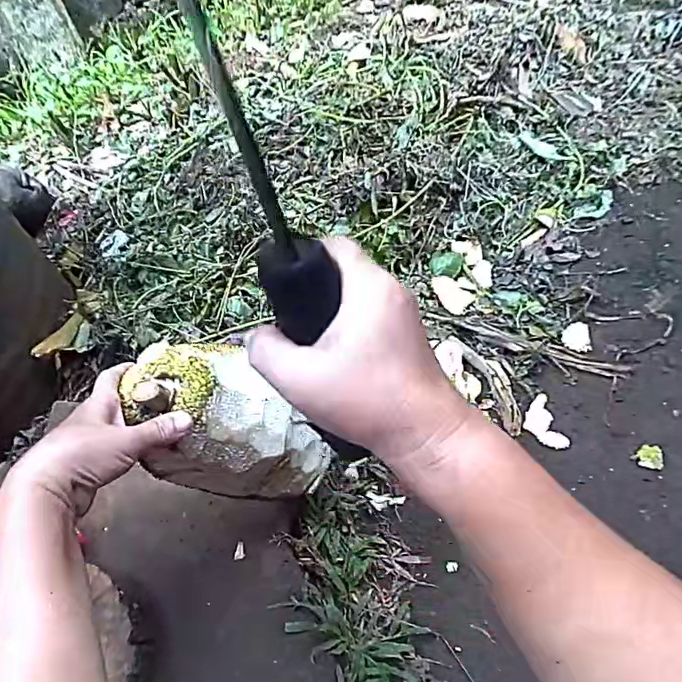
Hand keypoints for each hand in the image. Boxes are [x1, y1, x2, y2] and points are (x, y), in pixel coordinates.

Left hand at [5, 363, 190, 517]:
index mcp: (97, 404)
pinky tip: (143, 456)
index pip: (111, 377)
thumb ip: (157, 431)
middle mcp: (91, 419)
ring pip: (116, 429)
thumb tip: (185, 419)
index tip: (145, 367)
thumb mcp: (126, 440)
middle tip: (164, 402)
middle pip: (117, 404)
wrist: (47, 489)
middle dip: (139, 402)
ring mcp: (87, 442)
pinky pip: (114, 451)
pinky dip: (130, 450)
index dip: (127, 369)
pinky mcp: (87, 464)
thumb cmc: (80, 454)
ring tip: (160, 430)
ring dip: (136, 429)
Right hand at [248, 236, 477, 464]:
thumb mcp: (298, 379)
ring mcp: (406, 316)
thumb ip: (264, 351)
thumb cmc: (368, 402)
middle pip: (345, 273)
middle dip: (315, 294)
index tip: (285, 288)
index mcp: (370, 287)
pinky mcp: (410, 339)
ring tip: (313, 349)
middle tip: (294, 324)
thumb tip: (256, 336)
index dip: (304, 257)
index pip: (334, 245)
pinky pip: (373, 320)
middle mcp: (393, 292)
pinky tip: (338, 364)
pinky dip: (353, 333)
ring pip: (359, 300)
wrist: (425, 435)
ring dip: (334, 317)